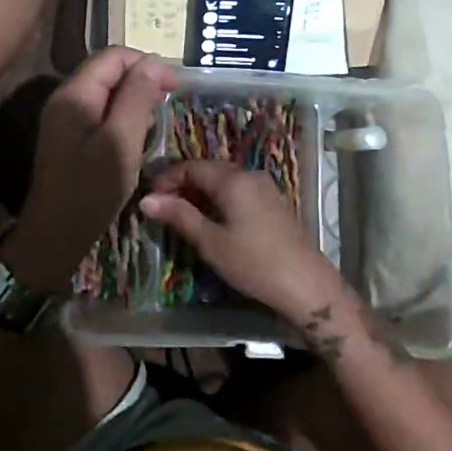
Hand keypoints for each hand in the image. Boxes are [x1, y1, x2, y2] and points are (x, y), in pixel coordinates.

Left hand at [9, 47, 173, 290]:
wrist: (55, 235)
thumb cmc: (91, 190)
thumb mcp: (121, 142)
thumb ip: (136, 99)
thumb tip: (153, 64)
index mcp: (75, 94)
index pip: (113, 56)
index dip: (146, 63)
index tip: (174, 87)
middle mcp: (65, 97)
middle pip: (107, 70)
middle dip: (141, 78)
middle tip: (169, 102)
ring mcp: (65, 118)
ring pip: (105, 91)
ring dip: (133, 97)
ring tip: (156, 119)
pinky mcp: (69, 136)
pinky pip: (99, 111)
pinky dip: (122, 115)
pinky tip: (137, 134)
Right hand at [140, 160, 347, 323]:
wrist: (305, 284)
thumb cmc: (252, 262)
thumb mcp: (209, 241)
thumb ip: (178, 216)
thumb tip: (146, 200)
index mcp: (232, 179)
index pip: (191, 167)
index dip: (167, 179)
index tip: (148, 197)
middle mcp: (249, 175)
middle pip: (208, 170)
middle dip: (182, 184)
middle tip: (161, 206)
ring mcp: (265, 188)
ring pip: (224, 181)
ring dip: (200, 193)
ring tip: (181, 215)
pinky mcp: (273, 203)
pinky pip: (238, 192)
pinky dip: (218, 200)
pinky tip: (210, 220)